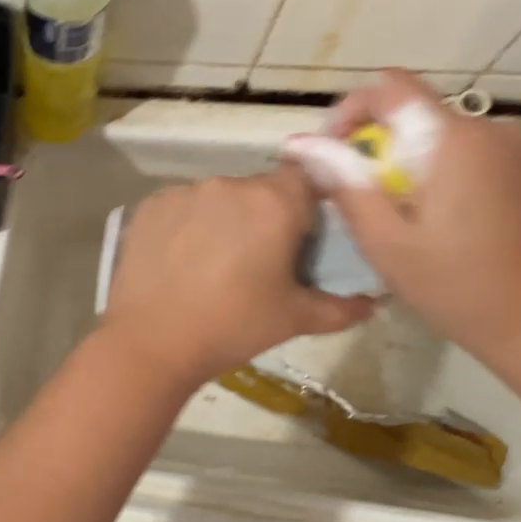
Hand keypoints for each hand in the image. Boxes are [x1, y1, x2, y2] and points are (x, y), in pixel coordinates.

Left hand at [99, 166, 374, 389]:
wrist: (151, 341)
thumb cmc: (232, 326)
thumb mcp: (294, 318)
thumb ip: (341, 306)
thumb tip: (372, 303)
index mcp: (274, 202)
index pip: (305, 180)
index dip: (306, 205)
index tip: (300, 236)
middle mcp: (228, 185)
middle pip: (257, 189)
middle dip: (261, 216)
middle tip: (255, 259)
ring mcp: (182, 193)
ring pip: (215, 197)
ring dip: (220, 219)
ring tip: (211, 263)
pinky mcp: (147, 208)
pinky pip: (178, 207)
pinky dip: (183, 225)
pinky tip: (178, 259)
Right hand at [282, 70, 520, 352]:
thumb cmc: (457, 284)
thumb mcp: (385, 238)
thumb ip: (343, 181)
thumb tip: (300, 143)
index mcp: (452, 139)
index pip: (389, 87)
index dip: (347, 111)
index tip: (330, 156)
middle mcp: (489, 129)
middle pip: (411, 113)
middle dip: (371, 146)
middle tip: (352, 201)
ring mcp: (514, 150)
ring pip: (435, 137)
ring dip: (401, 164)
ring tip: (387, 218)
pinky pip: (463, 156)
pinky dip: (432, 175)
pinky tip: (427, 223)